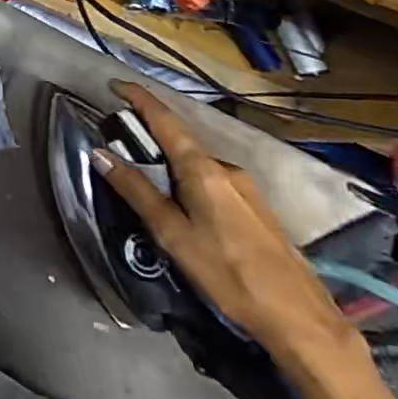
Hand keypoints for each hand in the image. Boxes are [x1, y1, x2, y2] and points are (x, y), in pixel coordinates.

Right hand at [94, 81, 355, 357]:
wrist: (296, 314)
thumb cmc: (228, 274)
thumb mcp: (174, 236)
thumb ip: (137, 192)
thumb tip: (101, 153)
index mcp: (203, 168)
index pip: (165, 120)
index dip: (138, 98)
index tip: (115, 84)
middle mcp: (226, 167)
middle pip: (181, 140)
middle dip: (150, 136)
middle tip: (121, 144)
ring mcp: (244, 185)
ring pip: (197, 164)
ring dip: (169, 163)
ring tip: (147, 185)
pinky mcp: (254, 206)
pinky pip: (212, 181)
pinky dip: (189, 181)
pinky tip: (184, 211)